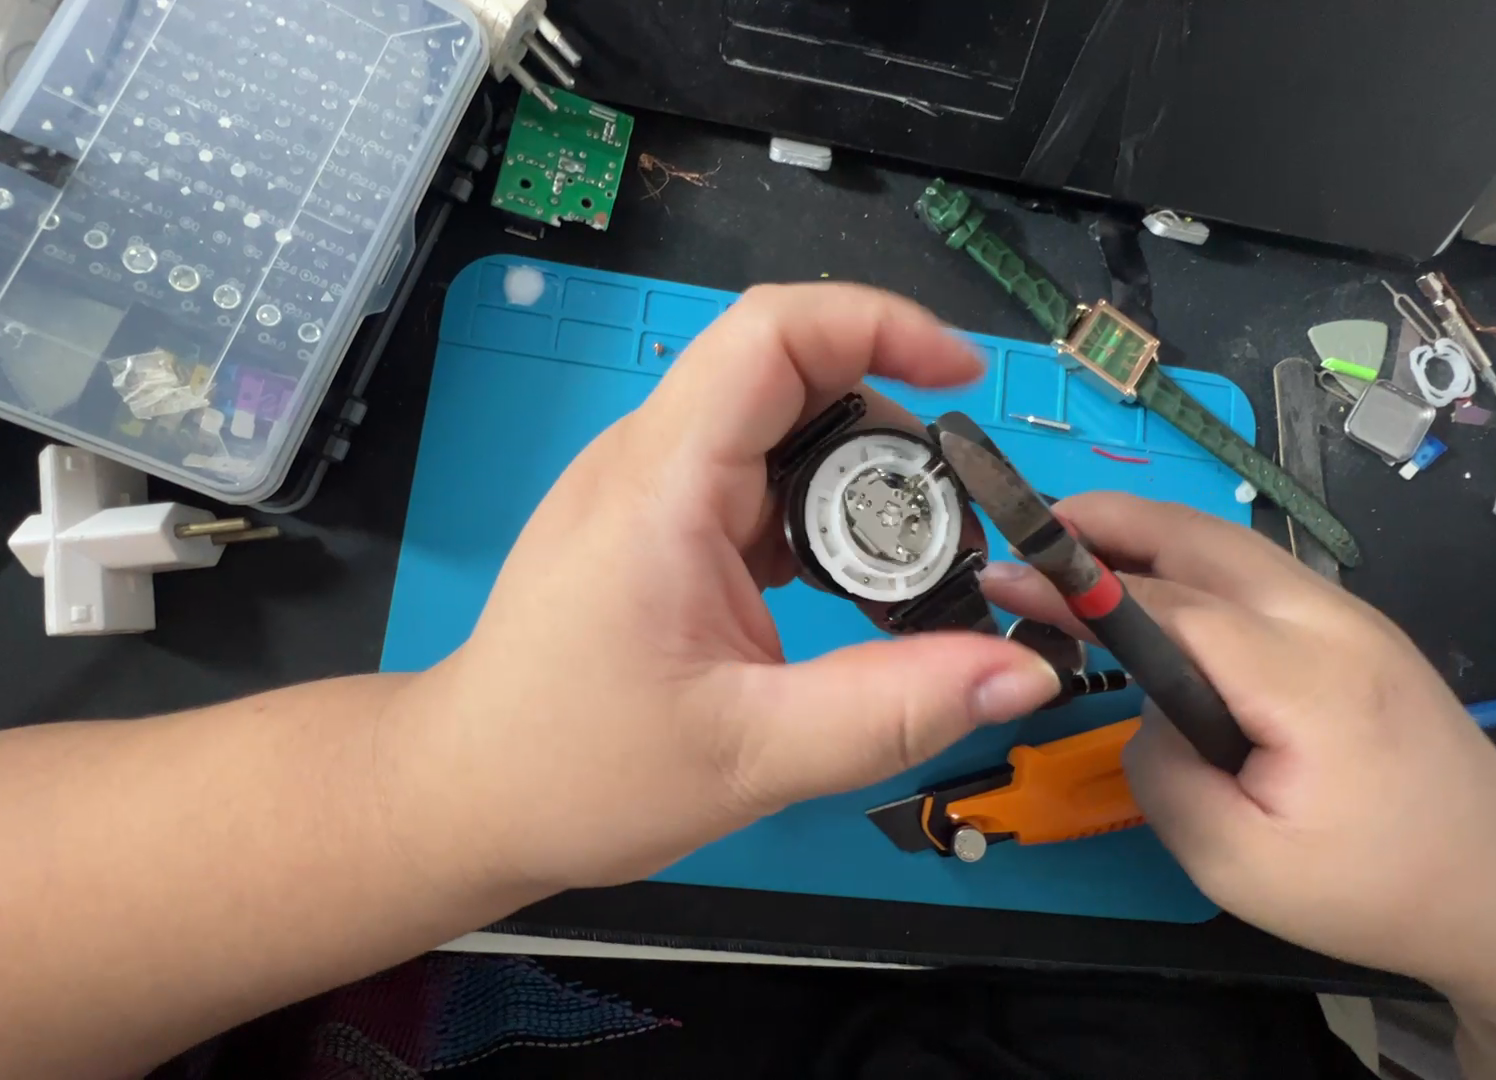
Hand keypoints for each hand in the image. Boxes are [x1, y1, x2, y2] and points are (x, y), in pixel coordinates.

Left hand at [391, 285, 1059, 891]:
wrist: (472, 789)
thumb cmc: (578, 773)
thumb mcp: (751, 756)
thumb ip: (894, 711)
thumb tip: (1023, 672)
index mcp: (661, 487)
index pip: (769, 336)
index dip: (878, 326)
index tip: (962, 377)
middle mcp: (649, 462)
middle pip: (782, 374)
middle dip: (886, 419)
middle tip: (950, 513)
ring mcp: (647, 488)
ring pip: (772, 427)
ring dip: (853, 472)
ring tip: (908, 556)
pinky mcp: (654, 522)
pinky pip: (751, 478)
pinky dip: (814, 509)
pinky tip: (843, 574)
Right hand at [981, 494, 1495, 981]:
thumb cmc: (1371, 887)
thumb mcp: (1235, 864)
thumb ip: (1158, 771)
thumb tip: (1143, 705)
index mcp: (1310, 682)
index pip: (1172, 606)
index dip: (1079, 588)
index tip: (1004, 581)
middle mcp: (1329, 622)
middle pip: (1198, 538)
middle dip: (1104, 519)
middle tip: (1025, 531)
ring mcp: (1341, 612)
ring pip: (1219, 538)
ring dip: (1134, 525)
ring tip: (1061, 540)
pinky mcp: (1337, 621)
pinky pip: (1238, 564)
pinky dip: (1170, 549)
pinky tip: (1132, 571)